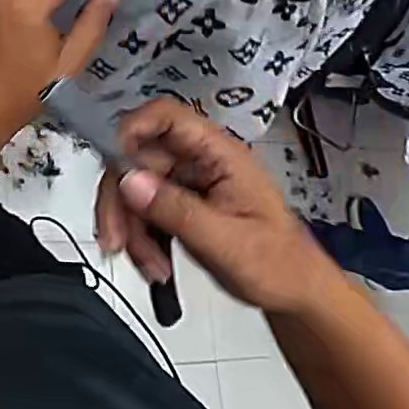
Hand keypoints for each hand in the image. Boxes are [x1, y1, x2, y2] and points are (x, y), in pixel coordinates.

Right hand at [98, 98, 340, 313]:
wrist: (296, 291)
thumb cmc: (279, 264)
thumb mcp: (226, 241)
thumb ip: (175, 209)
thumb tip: (129, 181)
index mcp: (220, 153)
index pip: (166, 117)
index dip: (132, 129)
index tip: (112, 166)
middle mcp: (199, 160)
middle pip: (137, 158)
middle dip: (121, 200)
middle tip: (116, 239)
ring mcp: (187, 181)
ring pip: (133, 187)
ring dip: (130, 226)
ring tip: (150, 264)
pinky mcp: (178, 201)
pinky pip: (142, 208)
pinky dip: (139, 236)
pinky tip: (154, 261)